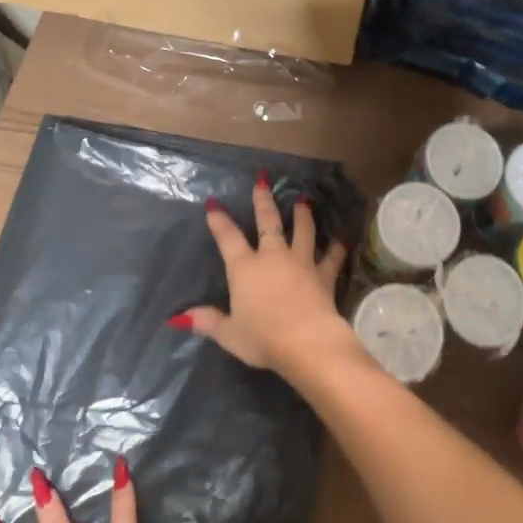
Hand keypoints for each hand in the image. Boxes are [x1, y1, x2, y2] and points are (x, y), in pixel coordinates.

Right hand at [177, 172, 356, 380]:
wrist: (306, 341)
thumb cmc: (263, 338)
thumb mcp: (229, 334)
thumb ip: (208, 321)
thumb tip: (180, 317)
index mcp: (245, 268)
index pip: (228, 238)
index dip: (219, 221)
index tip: (214, 204)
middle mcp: (273, 257)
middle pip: (268, 222)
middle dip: (264, 200)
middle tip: (264, 181)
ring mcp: (301, 263)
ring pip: (303, 231)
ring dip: (303, 215)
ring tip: (303, 200)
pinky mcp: (324, 275)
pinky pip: (332, 257)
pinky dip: (338, 248)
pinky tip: (342, 239)